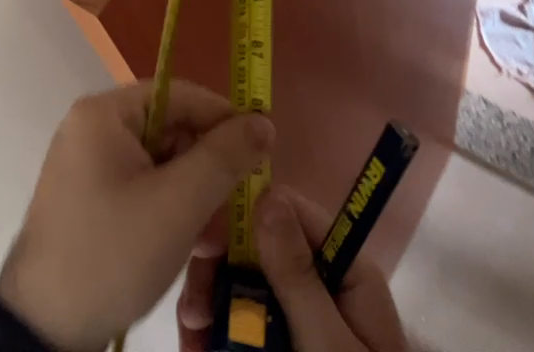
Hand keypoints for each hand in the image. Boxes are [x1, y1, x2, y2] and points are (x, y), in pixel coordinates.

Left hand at [0, 79, 273, 351]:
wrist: (46, 324)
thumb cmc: (114, 253)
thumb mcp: (179, 203)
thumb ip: (224, 157)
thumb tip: (262, 121)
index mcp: (104, 114)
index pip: (179, 95)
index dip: (225, 118)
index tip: (264, 151)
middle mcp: (92, 129)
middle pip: (171, 129)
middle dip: (208, 167)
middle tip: (237, 206)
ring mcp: (88, 165)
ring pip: (161, 164)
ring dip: (194, 195)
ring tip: (213, 236)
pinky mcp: (90, 199)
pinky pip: (143, 188)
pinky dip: (170, 209)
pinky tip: (190, 244)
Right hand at [178, 186, 408, 351]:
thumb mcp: (327, 344)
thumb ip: (297, 275)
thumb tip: (267, 196)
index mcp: (344, 267)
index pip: (289, 211)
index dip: (240, 216)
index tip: (203, 244)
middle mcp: (318, 279)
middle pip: (254, 245)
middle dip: (215, 271)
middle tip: (189, 309)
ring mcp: (295, 311)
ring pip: (238, 281)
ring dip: (206, 305)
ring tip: (189, 340)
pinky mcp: (276, 339)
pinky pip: (237, 319)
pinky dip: (213, 331)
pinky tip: (194, 348)